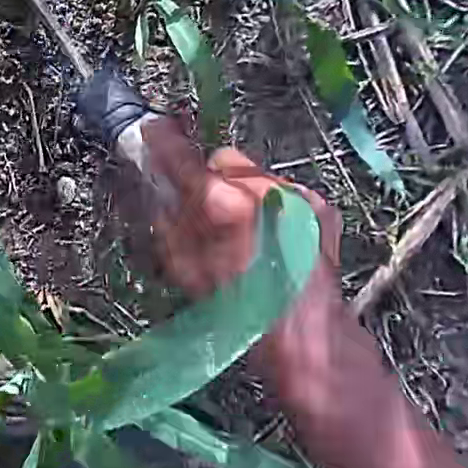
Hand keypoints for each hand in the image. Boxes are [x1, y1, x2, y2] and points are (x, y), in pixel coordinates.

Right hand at [142, 128, 341, 305]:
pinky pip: (278, 189)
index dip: (162, 144)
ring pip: (251, 173)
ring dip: (237, 192)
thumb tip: (159, 193)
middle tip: (202, 213)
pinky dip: (265, 204)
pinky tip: (264, 236)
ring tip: (238, 232)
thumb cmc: (245, 315)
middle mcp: (265, 190)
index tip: (151, 131)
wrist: (306, 335)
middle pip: (221, 160)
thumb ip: (168, 222)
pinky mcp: (316, 205)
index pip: (184, 159)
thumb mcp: (186, 270)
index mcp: (226, 205)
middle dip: (207, 180)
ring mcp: (296, 196)